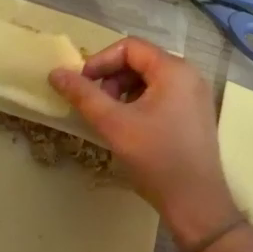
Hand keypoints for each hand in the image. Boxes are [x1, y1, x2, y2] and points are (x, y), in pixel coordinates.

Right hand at [48, 38, 238, 245]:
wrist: (196, 204)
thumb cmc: (156, 159)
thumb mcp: (114, 124)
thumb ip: (83, 95)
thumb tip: (55, 73)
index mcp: (174, 70)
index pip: (129, 47)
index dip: (100, 61)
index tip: (81, 84)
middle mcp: (189, 75)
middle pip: (140, 61)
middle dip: (111, 78)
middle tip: (96, 103)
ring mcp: (195, 95)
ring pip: (150, 79)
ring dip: (124, 91)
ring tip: (110, 117)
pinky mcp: (195, 115)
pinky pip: (162, 95)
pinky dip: (140, 102)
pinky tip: (129, 127)